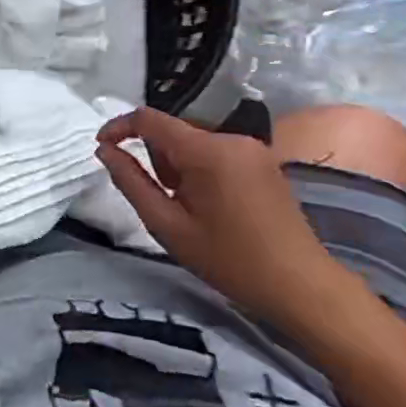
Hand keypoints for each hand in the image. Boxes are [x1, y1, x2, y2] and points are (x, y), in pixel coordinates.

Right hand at [95, 107, 364, 331]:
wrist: (304, 288)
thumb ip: (130, 181)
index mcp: (207, 151)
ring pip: (192, 142)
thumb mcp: (166, 224)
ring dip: (177, 166)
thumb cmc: (229, 259)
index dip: (118, 127)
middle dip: (155, 158)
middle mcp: (232, 139)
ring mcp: (253, 149)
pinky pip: (215, 152)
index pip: (149, 119)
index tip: (101, 148)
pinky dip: (198, 170)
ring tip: (187, 207)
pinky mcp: (264, 162)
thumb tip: (104, 150)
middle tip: (161, 199)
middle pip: (172, 132)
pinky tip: (209, 205)